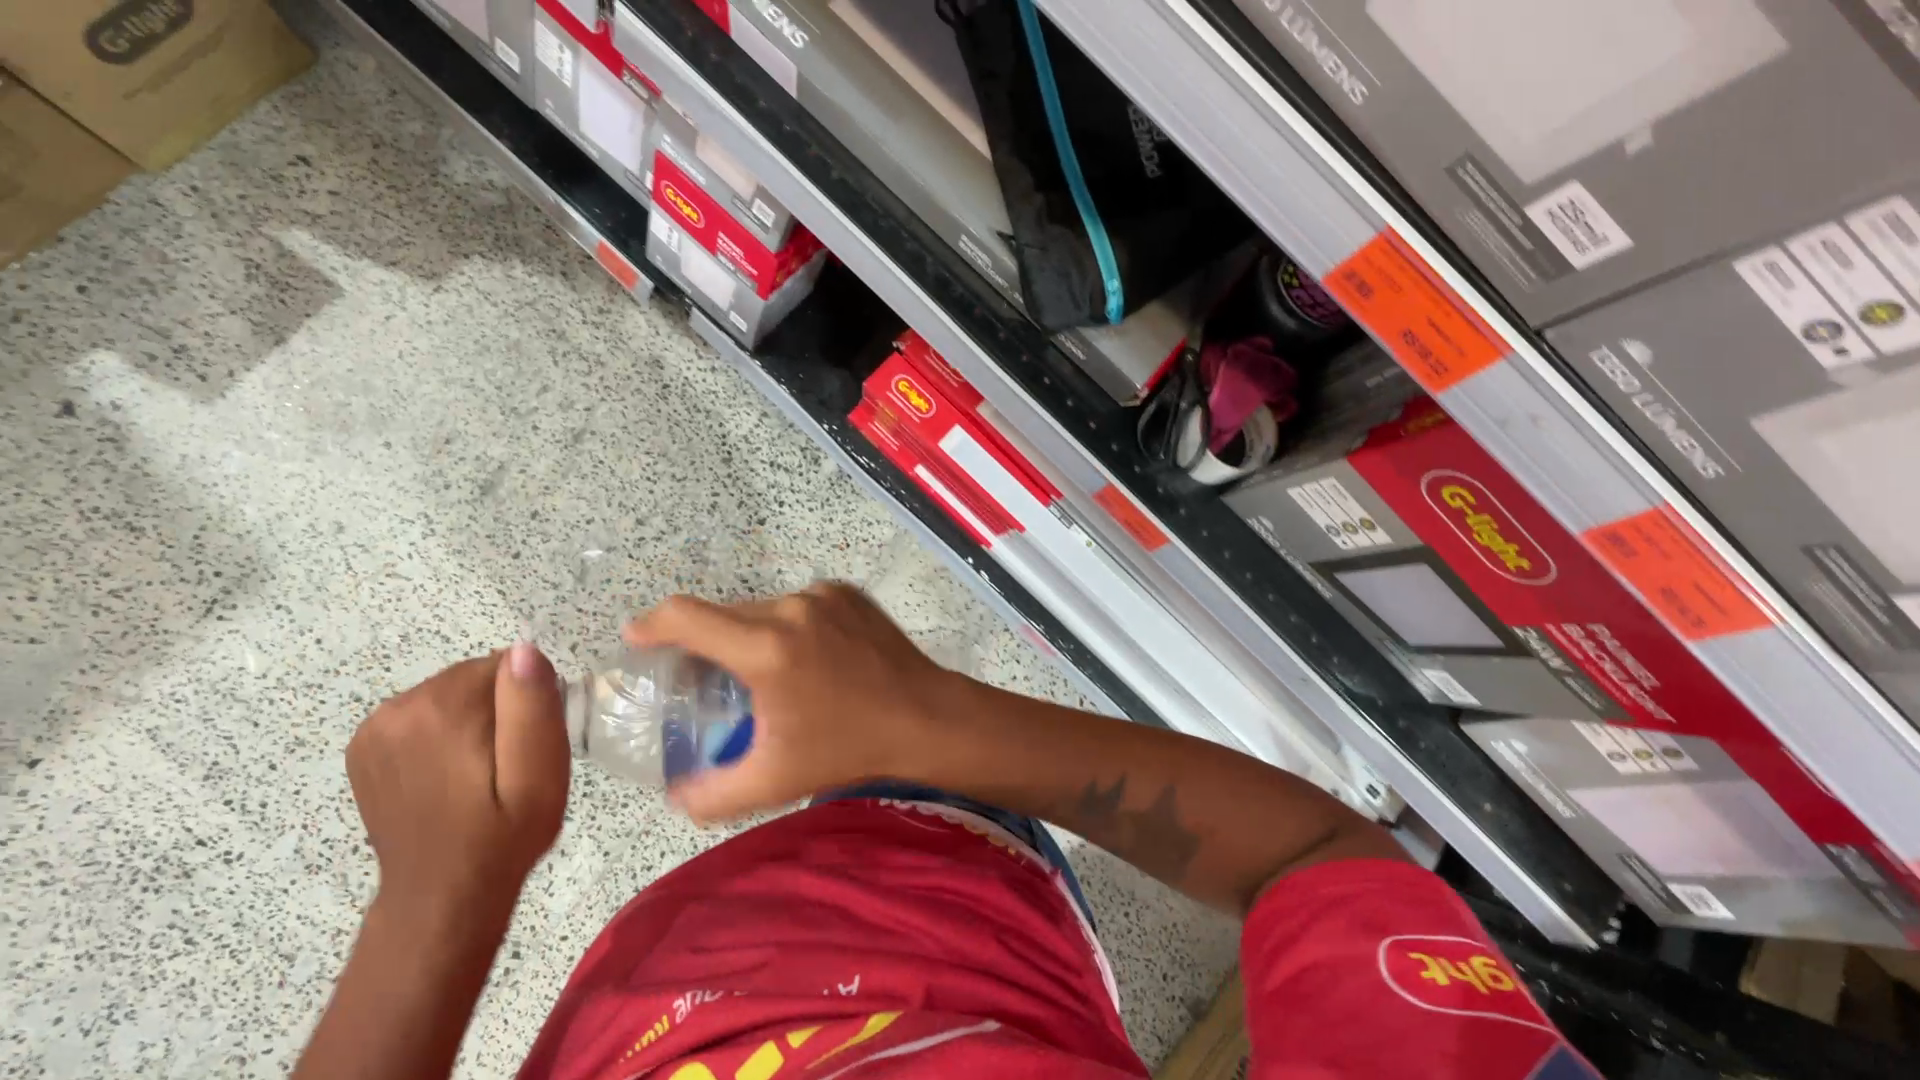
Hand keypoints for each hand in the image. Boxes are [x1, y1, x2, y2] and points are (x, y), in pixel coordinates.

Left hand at [346, 644, 570, 919]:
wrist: (442, 896)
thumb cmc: (503, 834)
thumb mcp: (538, 773)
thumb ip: (531, 706)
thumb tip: (523, 649)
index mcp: (442, 708)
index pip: (504, 665)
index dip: (529, 700)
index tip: (530, 744)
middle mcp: (398, 707)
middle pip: (472, 678)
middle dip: (498, 708)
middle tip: (509, 763)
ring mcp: (373, 729)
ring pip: (446, 694)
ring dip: (469, 720)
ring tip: (479, 771)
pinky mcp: (364, 748)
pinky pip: (419, 716)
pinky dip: (440, 734)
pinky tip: (449, 773)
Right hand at [624, 584, 956, 821]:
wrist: (926, 718)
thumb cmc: (848, 748)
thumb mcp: (775, 779)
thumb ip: (714, 793)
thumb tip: (675, 797)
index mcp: (766, 648)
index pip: (687, 617)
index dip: (652, 623)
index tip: (636, 637)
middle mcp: (790, 608)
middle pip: (725, 615)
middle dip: (707, 643)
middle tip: (705, 679)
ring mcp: (823, 595)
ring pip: (763, 609)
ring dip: (752, 636)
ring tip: (765, 676)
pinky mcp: (847, 592)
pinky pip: (799, 605)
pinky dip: (789, 626)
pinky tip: (807, 661)